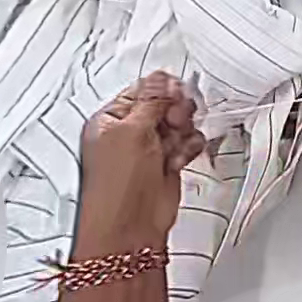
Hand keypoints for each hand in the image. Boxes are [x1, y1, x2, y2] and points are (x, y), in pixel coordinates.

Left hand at [76, 72, 204, 257]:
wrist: (131, 223)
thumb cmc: (117, 184)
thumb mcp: (133, 131)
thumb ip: (152, 100)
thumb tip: (162, 77)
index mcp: (111, 120)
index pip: (143, 90)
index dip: (162, 90)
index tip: (173, 96)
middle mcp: (130, 132)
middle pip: (167, 104)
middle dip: (177, 112)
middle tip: (173, 122)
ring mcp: (150, 147)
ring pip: (183, 122)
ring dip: (184, 132)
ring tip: (173, 146)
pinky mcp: (169, 161)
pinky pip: (190, 142)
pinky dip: (189, 148)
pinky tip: (178, 159)